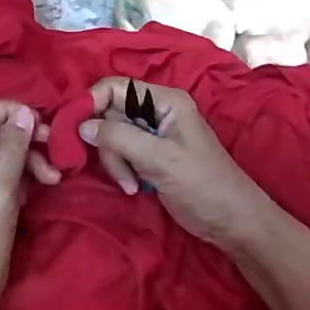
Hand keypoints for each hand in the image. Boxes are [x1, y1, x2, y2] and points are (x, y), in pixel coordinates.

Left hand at [0, 100, 53, 309]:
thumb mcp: (0, 192)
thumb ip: (13, 149)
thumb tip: (26, 112)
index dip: (10, 110)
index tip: (42, 121)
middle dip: (25, 138)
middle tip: (54, 147)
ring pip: (2, 152)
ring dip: (29, 159)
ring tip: (52, 177)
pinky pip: (3, 172)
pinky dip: (23, 175)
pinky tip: (38, 188)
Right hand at [78, 77, 282, 251]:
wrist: (233, 222)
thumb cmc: (203, 186)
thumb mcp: (160, 160)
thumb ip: (119, 139)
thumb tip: (82, 126)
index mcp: (165, 100)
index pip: (116, 87)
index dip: (92, 104)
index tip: (76, 132)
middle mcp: (158, 110)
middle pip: (110, 113)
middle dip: (108, 144)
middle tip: (123, 173)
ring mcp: (154, 133)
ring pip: (112, 135)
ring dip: (116, 161)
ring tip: (132, 185)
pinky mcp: (151, 154)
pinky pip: (122, 152)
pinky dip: (122, 169)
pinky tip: (135, 187)